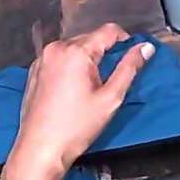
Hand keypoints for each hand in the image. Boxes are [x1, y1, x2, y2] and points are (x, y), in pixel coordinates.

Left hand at [5, 24, 153, 179]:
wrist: (40, 149)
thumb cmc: (78, 126)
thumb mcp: (110, 98)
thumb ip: (129, 68)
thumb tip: (146, 46)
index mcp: (76, 51)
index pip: (108, 30)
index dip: (125, 40)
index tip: (131, 58)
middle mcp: (56, 47)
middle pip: (90, 38)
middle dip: (104, 52)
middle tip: (109, 79)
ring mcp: (42, 58)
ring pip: (74, 47)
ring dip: (86, 58)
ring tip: (91, 85)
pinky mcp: (34, 70)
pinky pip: (59, 58)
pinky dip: (70, 65)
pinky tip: (71, 88)